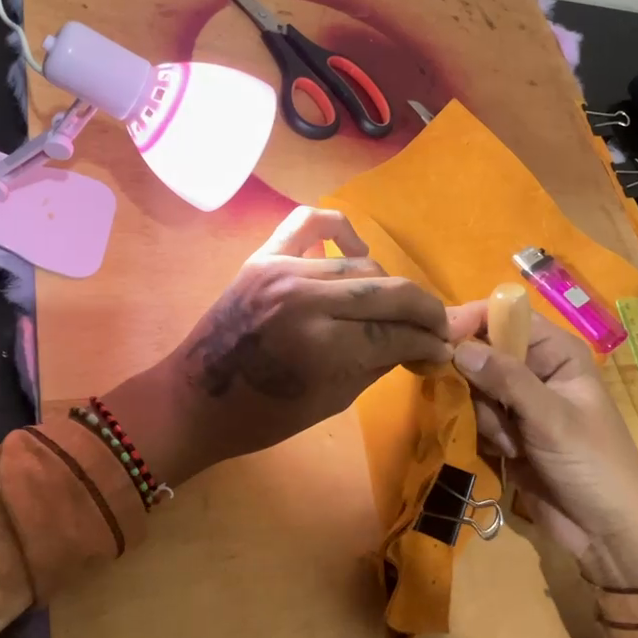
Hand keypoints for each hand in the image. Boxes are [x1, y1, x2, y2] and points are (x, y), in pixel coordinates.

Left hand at [106, 208, 455, 483]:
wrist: (195, 398)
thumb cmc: (264, 416)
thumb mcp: (333, 399)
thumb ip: (384, 361)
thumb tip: (429, 344)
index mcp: (323, 347)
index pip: (398, 334)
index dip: (428, 344)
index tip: (442, 351)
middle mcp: (306, 299)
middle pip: (390, 292)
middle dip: (424, 313)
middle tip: (435, 328)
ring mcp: (283, 270)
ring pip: (362, 265)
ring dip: (388, 287)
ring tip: (393, 307)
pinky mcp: (263, 256)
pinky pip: (312, 221)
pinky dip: (342, 229)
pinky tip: (357, 251)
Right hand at [450, 312, 637, 588]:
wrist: (607, 532)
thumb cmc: (593, 464)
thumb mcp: (552, 418)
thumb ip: (507, 379)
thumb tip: (459, 347)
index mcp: (557, 351)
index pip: (504, 317)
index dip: (471, 322)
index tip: (440, 340)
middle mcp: (536, 369)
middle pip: (482, 352)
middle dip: (477, 383)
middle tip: (491, 411)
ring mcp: (519, 403)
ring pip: (474, 389)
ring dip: (485, 418)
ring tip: (512, 444)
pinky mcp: (507, 432)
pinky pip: (476, 419)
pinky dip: (484, 436)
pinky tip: (506, 456)